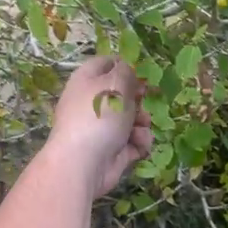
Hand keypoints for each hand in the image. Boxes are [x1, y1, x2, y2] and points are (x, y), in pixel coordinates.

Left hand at [47, 55, 151, 198]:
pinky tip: (139, 146)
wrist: (84, 163)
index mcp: (87, 81)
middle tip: (143, 102)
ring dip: (143, 123)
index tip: (142, 73)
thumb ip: (127, 72)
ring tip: (140, 128)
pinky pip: (134, 141)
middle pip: (123, 94)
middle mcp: (93, 103)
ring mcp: (103, 129)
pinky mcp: (114, 151)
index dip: (125, 66)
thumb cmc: (99, 116)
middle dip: (139, 99)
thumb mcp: (116, 84)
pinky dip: (140, 143)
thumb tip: (128, 70)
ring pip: (132, 119)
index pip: (106, 64)